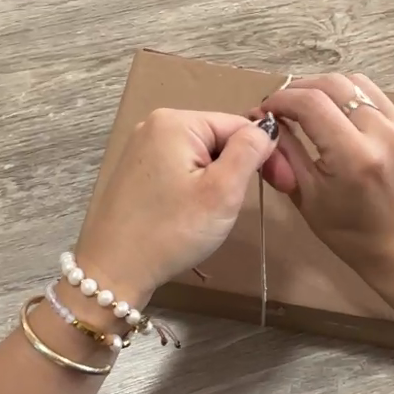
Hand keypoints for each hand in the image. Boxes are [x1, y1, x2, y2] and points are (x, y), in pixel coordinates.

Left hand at [75, 109, 277, 304]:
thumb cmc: (171, 232)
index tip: (281, 184)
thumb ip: (249, 151)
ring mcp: (142, 147)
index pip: (239, 125)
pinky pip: (181, 166)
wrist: (113, 272)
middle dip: (239, 166)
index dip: (264, 153)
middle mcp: (155, 124)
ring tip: (216, 210)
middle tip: (243, 203)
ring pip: (201, 154)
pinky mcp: (137, 170)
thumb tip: (267, 127)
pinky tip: (193, 210)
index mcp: (176, 121)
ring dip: (218, 178)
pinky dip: (196, 184)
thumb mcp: (221, 191)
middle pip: (219, 137)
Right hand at [257, 73, 393, 286]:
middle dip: (300, 88)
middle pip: (334, 84)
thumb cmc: (348, 232)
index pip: (311, 103)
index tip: (266, 108)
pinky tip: (337, 114)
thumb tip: (264, 119)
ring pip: (356, 82)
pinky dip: (350, 98)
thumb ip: (286, 151)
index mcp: (354, 157)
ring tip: (308, 104)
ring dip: (326, 87)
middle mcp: (383, 134)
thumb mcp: (306, 195)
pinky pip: (375, 96)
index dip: (282, 99)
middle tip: (283, 104)